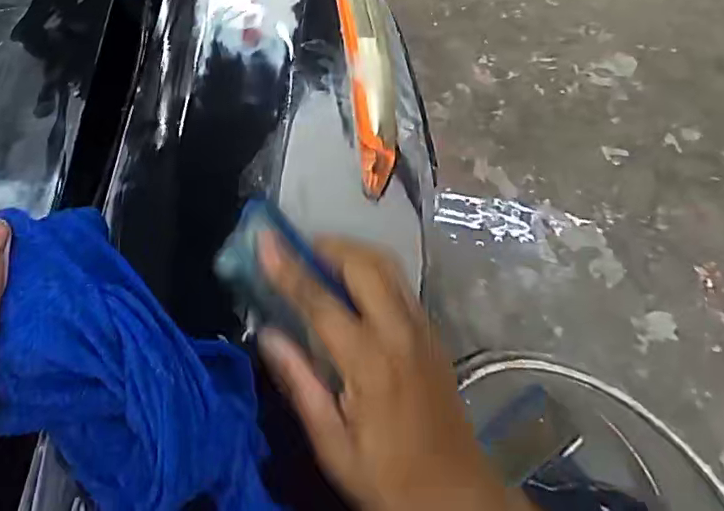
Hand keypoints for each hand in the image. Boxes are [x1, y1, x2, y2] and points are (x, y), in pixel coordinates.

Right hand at [258, 233, 523, 510]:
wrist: (458, 495)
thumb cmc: (388, 476)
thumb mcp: (333, 444)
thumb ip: (300, 383)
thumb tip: (267, 334)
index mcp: (369, 362)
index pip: (320, 301)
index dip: (288, 268)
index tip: (265, 239)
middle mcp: (399, 332)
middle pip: (362, 265)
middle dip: (326, 246)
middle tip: (296, 247)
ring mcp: (421, 327)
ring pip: (387, 264)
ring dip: (352, 250)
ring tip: (322, 256)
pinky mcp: (433, 331)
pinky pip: (400, 281)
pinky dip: (372, 267)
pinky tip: (354, 283)